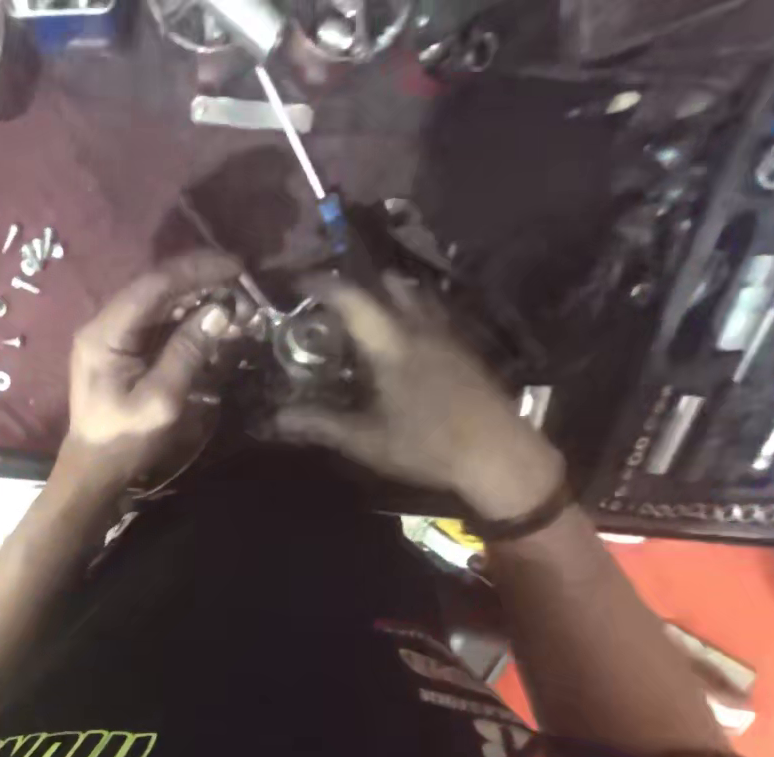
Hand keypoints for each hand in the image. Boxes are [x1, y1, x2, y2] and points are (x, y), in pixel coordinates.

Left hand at [57, 252, 240, 493]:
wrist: (96, 467)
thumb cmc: (126, 439)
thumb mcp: (162, 399)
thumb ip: (188, 352)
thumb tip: (220, 311)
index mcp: (106, 333)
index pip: (155, 285)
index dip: (197, 271)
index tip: (236, 268)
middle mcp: (105, 323)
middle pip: (156, 287)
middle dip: (200, 281)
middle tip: (241, 285)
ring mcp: (112, 335)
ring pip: (158, 302)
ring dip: (196, 299)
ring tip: (233, 302)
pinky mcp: (122, 348)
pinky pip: (157, 322)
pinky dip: (185, 318)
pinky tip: (211, 322)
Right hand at [271, 275, 566, 521]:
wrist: (498, 455)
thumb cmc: (427, 447)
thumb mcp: (366, 441)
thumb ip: (321, 424)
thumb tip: (275, 420)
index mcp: (391, 344)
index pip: (351, 298)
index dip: (321, 285)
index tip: (297, 284)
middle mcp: (420, 327)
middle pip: (387, 286)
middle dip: (356, 285)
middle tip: (331, 302)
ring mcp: (447, 335)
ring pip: (415, 296)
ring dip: (388, 295)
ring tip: (365, 314)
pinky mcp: (465, 349)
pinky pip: (433, 313)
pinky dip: (411, 312)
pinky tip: (404, 338)